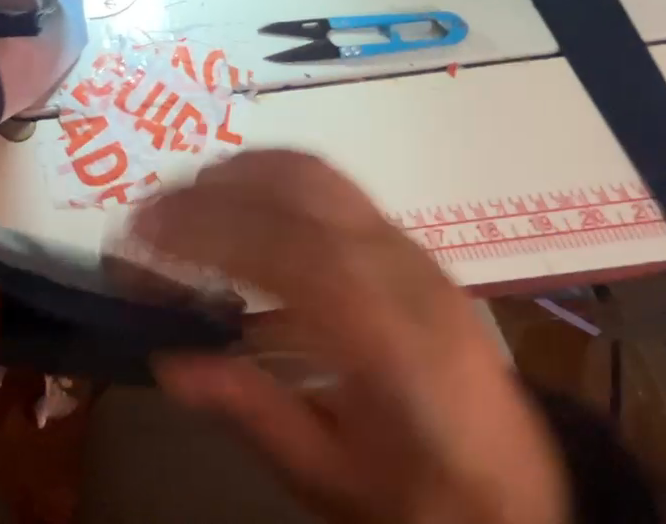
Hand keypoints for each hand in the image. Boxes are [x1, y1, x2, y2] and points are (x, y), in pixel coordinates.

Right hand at [131, 152, 567, 523]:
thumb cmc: (421, 494)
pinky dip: (268, 176)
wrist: (521, 490)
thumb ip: (253, 412)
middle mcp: (406, 275)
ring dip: (237, 173)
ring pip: (316, 174)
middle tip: (144, 216)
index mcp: (394, 341)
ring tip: (179, 199)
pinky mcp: (408, 244)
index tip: (143, 235)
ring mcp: (412, 250)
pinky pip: (331, 185)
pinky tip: (233, 197)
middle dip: (209, 192)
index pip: (292, 254)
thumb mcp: (332, 478)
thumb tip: (167, 361)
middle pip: (299, 193)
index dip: (209, 232)